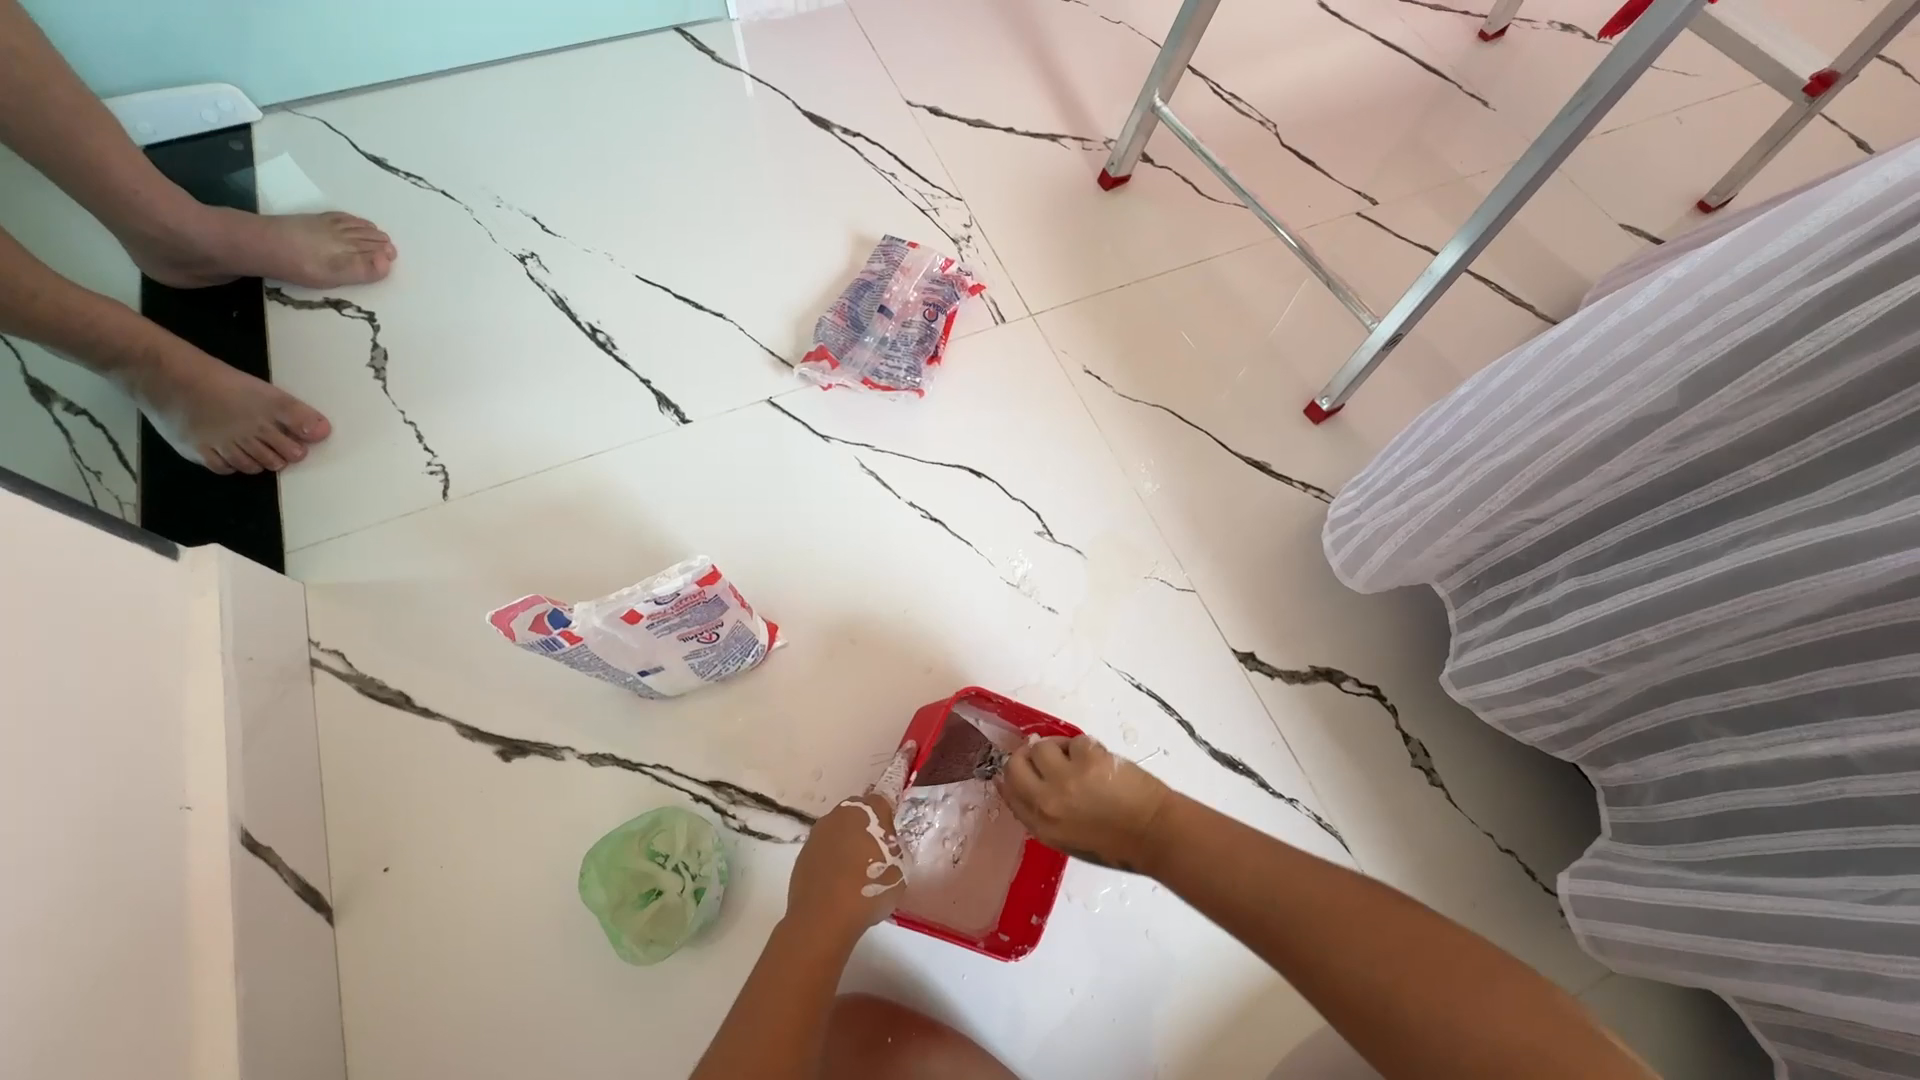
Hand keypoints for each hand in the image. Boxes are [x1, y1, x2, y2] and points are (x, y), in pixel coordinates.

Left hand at [785, 742, 913, 941]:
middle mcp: (844, 813)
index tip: (909, 747)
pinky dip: (835, 857)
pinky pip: (827, 848)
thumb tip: (884, 842)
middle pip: (862, 809)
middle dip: (872, 821)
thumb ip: (894, 845)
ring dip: (852, 839)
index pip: (891, 784)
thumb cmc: (870, 889)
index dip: (902, 766)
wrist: (823, 918)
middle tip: (882, 846)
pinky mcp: (805, 852)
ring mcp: (820, 831)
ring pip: (843, 827)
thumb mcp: (899, 867)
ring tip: (860, 869)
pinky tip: (841, 881)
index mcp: (871, 811)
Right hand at [999, 734, 1171, 871]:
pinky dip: (1086, 748)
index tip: (1023, 768)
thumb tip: (1023, 784)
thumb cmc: (1116, 843)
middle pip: (1016, 763)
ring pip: (1043, 746)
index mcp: (1041, 826)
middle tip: (1049, 758)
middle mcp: (1046, 802)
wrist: (1154, 834)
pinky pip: (1076, 741)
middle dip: (1028, 756)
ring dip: (1059, 749)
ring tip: (1080, 762)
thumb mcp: (1067, 839)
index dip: (1011, 775)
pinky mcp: (1088, 759)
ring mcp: (1066, 778)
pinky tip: (1101, 762)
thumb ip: (1042, 814)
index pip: (1008, 790)